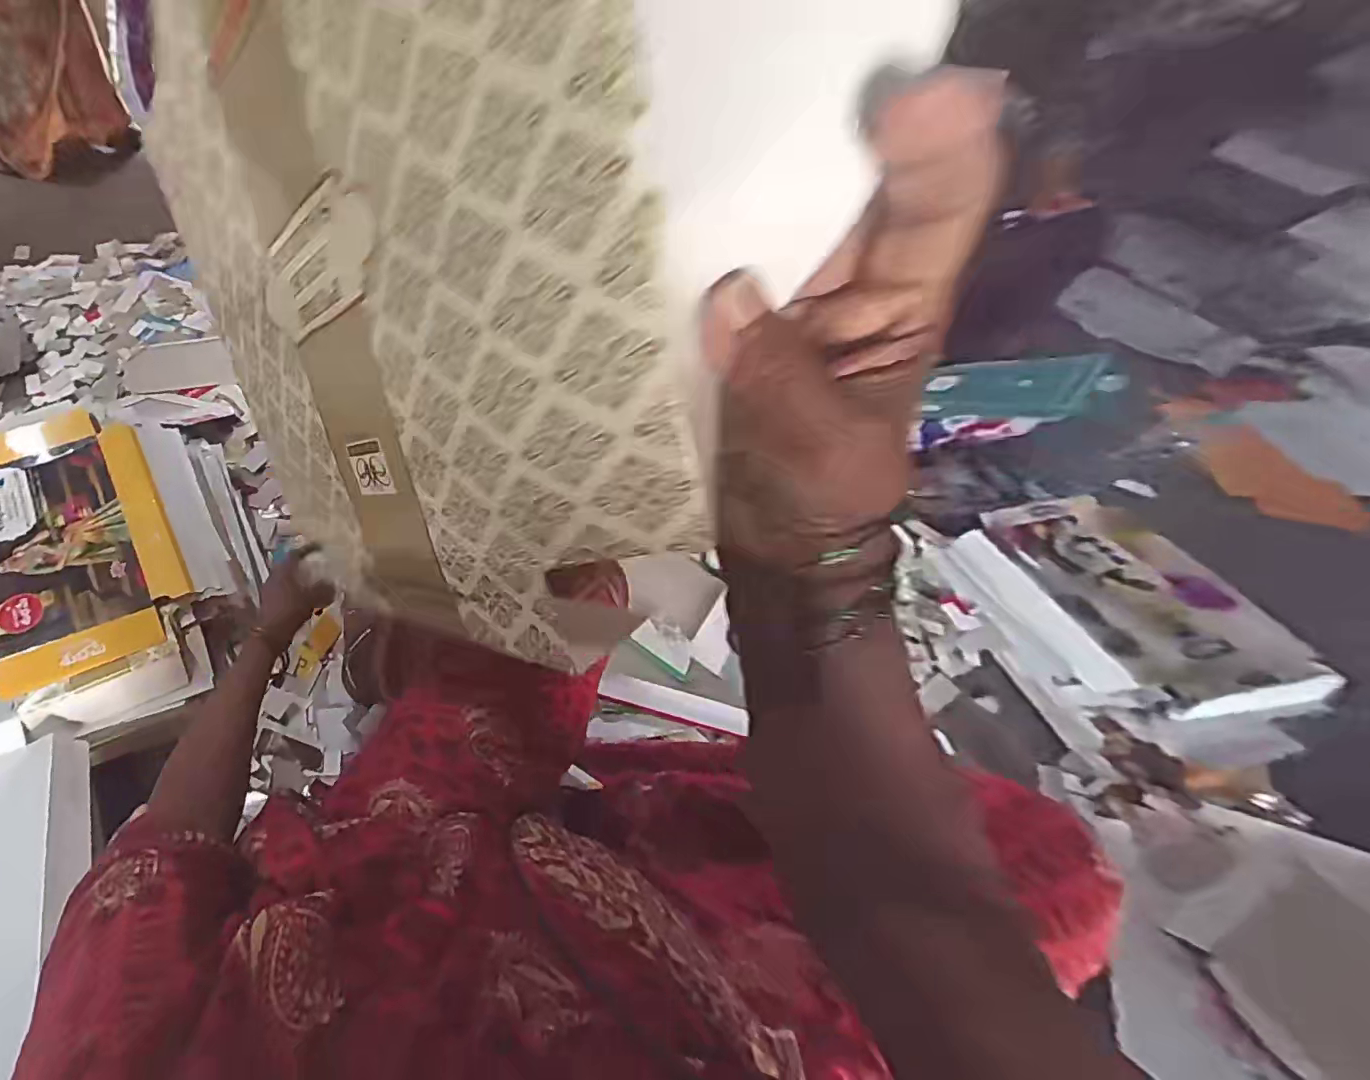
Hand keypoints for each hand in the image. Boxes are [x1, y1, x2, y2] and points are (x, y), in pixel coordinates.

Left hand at [256, 548, 336, 638]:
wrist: (270, 635)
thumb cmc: (290, 612)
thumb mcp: (311, 599)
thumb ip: (324, 590)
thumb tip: (335, 584)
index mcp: (283, 571)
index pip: (295, 553)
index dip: (307, 549)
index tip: (319, 548)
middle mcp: (274, 576)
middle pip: (290, 566)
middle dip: (304, 565)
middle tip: (319, 566)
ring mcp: (270, 590)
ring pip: (287, 579)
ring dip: (300, 580)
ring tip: (315, 584)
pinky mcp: (270, 602)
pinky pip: (285, 591)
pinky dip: (296, 592)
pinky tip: (306, 599)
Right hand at [707, 69, 1006, 573]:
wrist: (767, 544)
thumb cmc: (819, 501)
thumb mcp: (823, 448)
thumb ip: (782, 378)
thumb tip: (726, 294)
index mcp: (897, 310)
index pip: (937, 210)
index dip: (935, 148)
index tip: (908, 100)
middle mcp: (836, 291)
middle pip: (843, 195)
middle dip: (822, 137)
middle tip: (771, 86)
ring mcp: (769, 310)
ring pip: (764, 234)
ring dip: (737, 195)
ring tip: (697, 145)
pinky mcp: (715, 335)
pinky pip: (703, 284)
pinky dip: (682, 259)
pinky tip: (651, 229)